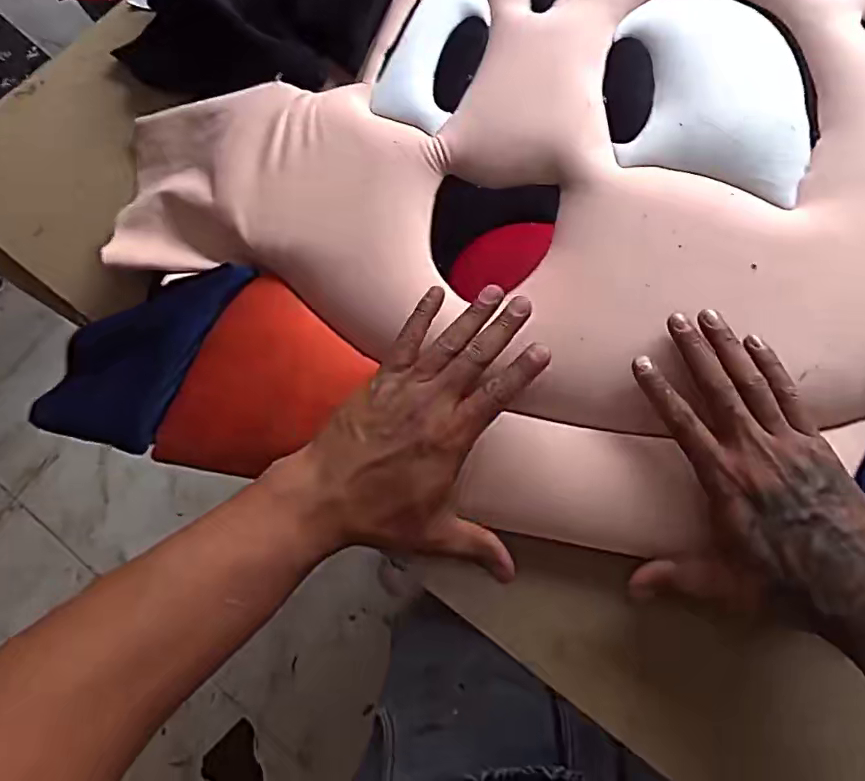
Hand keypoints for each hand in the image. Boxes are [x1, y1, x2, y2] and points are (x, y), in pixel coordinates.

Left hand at [264, 285, 549, 581]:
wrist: (322, 494)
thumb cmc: (377, 514)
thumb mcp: (432, 533)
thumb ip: (476, 545)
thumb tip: (509, 573)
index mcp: (451, 437)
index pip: (496, 397)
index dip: (521, 372)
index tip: (543, 349)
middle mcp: (432, 405)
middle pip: (475, 359)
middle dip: (503, 329)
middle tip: (525, 303)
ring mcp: (405, 387)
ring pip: (446, 345)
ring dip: (471, 316)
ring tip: (493, 292)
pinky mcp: (380, 379)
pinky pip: (404, 340)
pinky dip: (420, 315)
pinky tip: (435, 292)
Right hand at [629, 310, 864, 638]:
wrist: (861, 588)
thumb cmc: (787, 585)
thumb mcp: (725, 586)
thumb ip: (677, 577)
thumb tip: (631, 589)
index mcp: (724, 479)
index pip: (682, 423)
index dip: (659, 391)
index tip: (641, 362)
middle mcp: (752, 451)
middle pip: (717, 389)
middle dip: (694, 351)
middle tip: (676, 318)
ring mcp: (786, 443)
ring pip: (750, 383)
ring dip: (728, 347)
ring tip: (710, 315)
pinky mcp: (815, 443)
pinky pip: (788, 396)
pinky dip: (771, 366)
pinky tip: (757, 341)